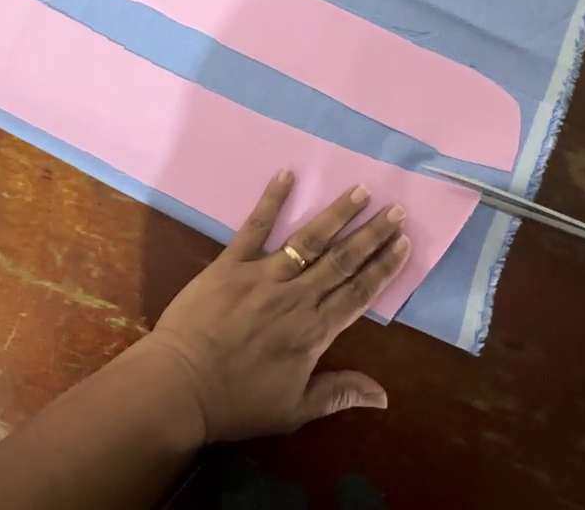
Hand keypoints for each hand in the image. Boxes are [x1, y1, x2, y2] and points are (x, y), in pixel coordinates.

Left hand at [139, 169, 411, 443]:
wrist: (179, 386)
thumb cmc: (237, 402)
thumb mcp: (293, 410)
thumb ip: (338, 394)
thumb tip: (384, 395)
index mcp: (314, 330)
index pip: (358, 292)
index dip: (384, 267)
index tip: (404, 242)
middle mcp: (295, 296)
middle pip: (342, 259)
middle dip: (372, 233)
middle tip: (396, 209)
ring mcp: (263, 274)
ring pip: (309, 239)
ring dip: (336, 214)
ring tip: (361, 190)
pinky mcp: (231, 262)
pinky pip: (255, 226)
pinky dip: (272, 199)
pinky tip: (287, 174)